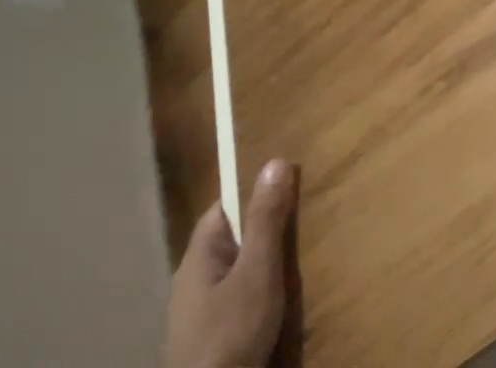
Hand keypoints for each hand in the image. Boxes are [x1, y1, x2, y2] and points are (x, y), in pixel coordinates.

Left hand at [164, 160, 297, 367]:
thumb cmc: (233, 330)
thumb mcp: (258, 270)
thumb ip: (267, 220)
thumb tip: (274, 163)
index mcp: (197, 259)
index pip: (221, 210)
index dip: (251, 193)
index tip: (288, 184)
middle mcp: (191, 280)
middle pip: (228, 239)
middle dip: (262, 225)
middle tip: (304, 216)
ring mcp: (198, 310)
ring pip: (233, 267)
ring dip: (262, 257)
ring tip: (298, 253)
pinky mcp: (210, 332)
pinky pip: (235, 293)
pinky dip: (258, 283)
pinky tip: (279, 294)